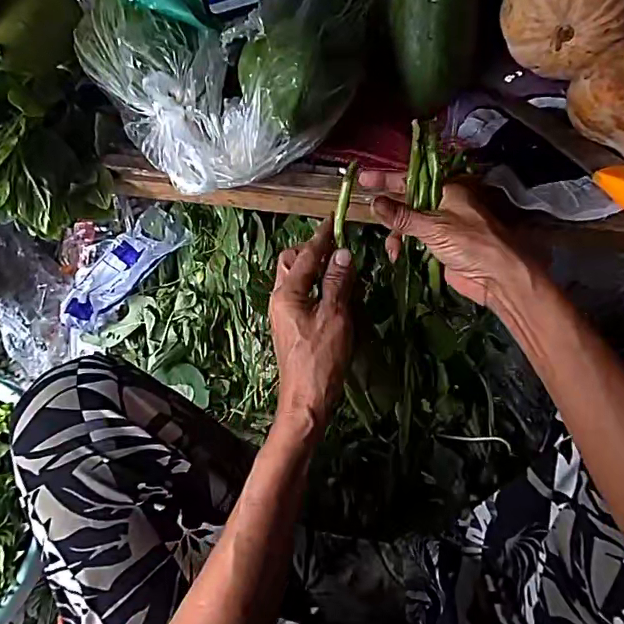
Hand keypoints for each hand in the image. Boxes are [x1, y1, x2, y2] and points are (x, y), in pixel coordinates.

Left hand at [269, 218, 353, 433]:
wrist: (306, 401)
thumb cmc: (321, 360)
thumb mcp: (335, 317)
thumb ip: (338, 283)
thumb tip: (343, 253)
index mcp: (287, 294)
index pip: (305, 255)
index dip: (322, 237)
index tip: (334, 222)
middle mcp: (280, 300)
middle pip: (291, 262)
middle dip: (311, 250)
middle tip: (336, 246)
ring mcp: (283, 314)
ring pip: (294, 279)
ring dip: (313, 268)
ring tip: (338, 267)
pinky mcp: (291, 327)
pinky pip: (301, 295)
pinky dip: (315, 286)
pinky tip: (334, 293)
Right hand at [362, 171, 531, 308]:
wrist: (497, 276)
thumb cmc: (471, 242)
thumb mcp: (433, 226)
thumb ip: (402, 216)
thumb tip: (376, 203)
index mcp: (448, 189)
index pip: (411, 179)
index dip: (386, 179)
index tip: (364, 180)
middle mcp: (445, 204)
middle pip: (409, 202)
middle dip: (390, 212)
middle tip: (369, 214)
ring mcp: (444, 226)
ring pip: (410, 224)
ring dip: (397, 234)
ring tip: (393, 249)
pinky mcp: (442, 247)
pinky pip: (416, 242)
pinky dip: (405, 247)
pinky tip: (398, 256)